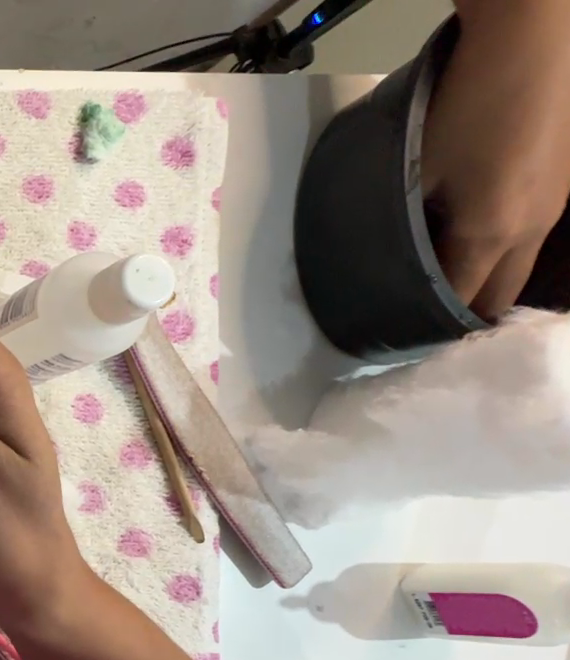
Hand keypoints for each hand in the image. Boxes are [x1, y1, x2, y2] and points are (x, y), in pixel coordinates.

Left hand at [424, 0, 569, 318]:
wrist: (528, 45)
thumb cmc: (459, 115)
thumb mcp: (410, 179)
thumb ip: (400, 229)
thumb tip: (380, 266)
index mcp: (494, 233)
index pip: (463, 301)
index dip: (431, 325)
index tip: (398, 342)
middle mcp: (534, 227)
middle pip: (498, 293)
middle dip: (461, 316)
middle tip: (415, 329)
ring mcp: (553, 204)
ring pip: (515, 266)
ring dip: (479, 286)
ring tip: (431, 301)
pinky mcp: (555, 184)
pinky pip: (522, 239)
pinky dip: (493, 258)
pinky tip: (458, 258)